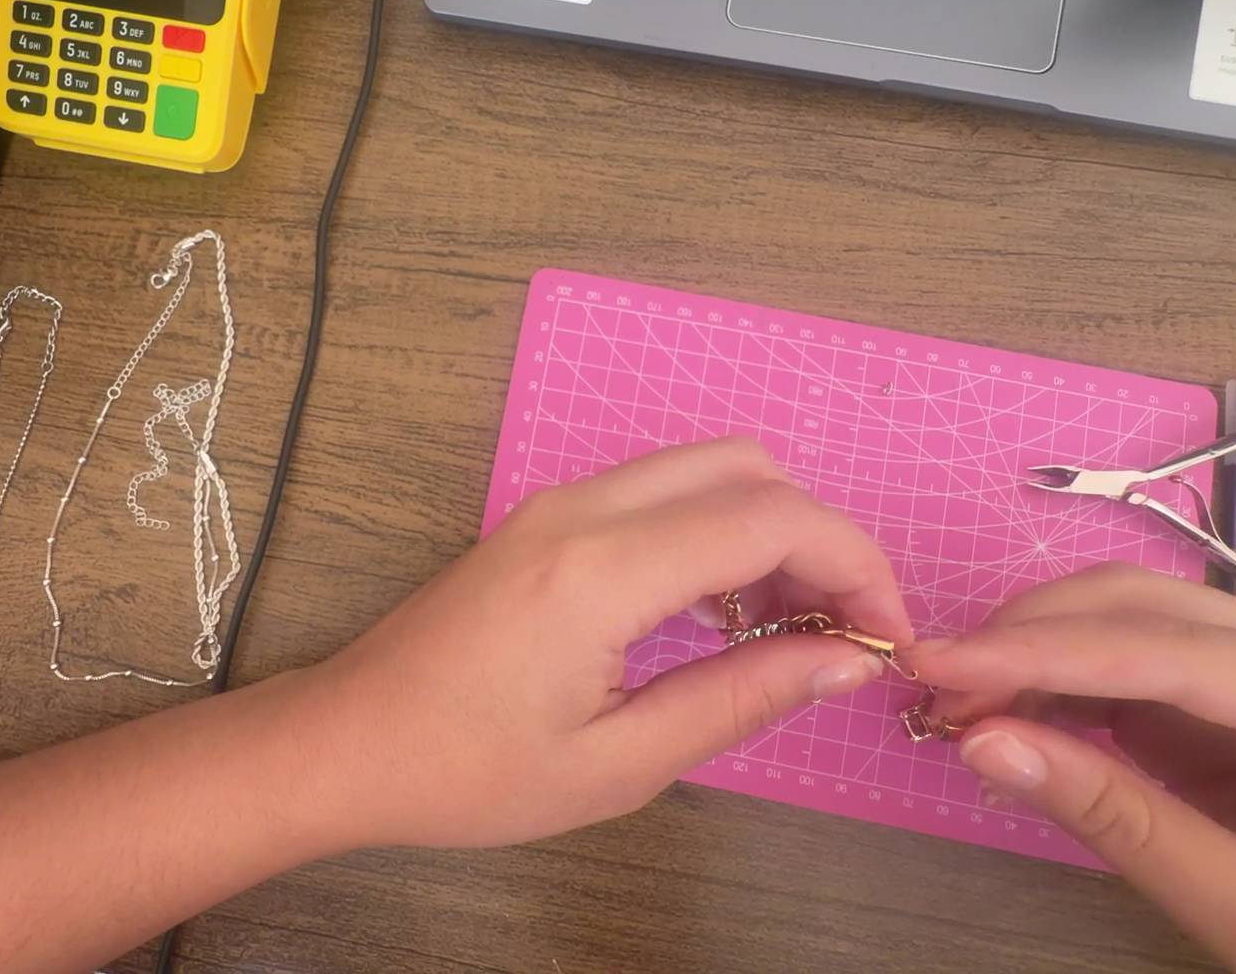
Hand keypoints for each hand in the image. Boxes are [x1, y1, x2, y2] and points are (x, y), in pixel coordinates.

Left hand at [308, 437, 910, 849]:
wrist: (351, 736)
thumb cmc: (470, 770)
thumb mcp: (616, 763)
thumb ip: (738, 698)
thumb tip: (841, 658)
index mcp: (601, 567)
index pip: (771, 517)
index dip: (855, 566)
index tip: (884, 638)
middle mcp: (581, 507)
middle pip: (744, 466)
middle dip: (817, 533)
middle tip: (837, 626)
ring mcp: (555, 501)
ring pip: (699, 468)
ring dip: (763, 526)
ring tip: (781, 623)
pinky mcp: (541, 516)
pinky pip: (653, 492)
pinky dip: (709, 527)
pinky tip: (711, 604)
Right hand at [905, 565, 1235, 973]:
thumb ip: (1129, 829)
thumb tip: (977, 743)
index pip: (1182, 654)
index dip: (1045, 651)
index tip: (933, 662)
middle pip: (1150, 608)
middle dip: (1030, 635)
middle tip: (937, 685)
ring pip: (1125, 628)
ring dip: (1029, 656)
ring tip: (959, 706)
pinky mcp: (1228, 722)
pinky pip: (1120, 677)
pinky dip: (1048, 690)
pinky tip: (1006, 719)